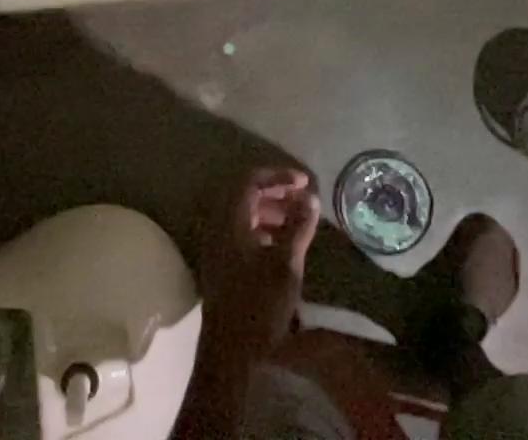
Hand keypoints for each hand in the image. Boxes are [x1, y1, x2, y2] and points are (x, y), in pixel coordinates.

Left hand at [197, 166, 320, 356]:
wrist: (230, 352)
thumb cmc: (259, 305)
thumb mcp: (287, 264)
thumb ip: (299, 227)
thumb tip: (310, 198)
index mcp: (230, 221)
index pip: (250, 180)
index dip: (278, 175)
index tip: (305, 183)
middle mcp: (218, 227)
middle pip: (245, 194)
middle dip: (276, 192)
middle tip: (303, 200)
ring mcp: (216, 246)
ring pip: (243, 215)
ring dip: (270, 211)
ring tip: (297, 222)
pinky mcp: (221, 263)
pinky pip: (240, 232)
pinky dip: (262, 229)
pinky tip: (282, 245)